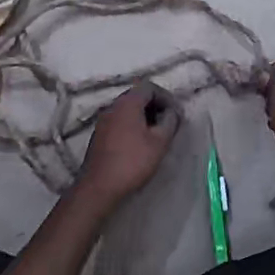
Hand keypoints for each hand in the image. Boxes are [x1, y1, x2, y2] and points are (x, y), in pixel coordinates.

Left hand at [79, 82, 181, 204]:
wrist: (98, 187)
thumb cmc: (132, 161)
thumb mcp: (160, 142)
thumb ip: (170, 121)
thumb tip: (173, 112)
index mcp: (127, 103)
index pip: (149, 87)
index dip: (166, 96)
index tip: (176, 113)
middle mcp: (113, 107)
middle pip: (137, 95)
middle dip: (156, 105)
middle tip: (169, 121)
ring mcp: (103, 121)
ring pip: (128, 109)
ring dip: (145, 116)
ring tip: (157, 133)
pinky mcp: (99, 135)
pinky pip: (119, 120)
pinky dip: (133, 124)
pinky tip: (140, 142)